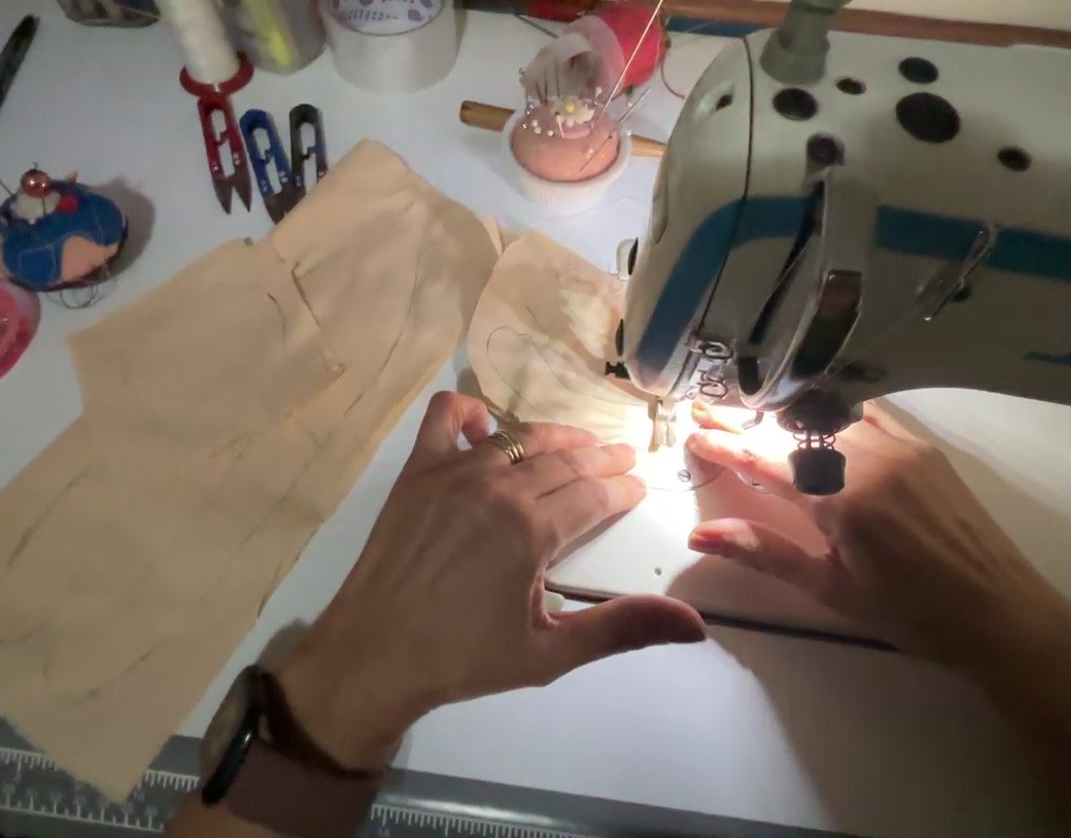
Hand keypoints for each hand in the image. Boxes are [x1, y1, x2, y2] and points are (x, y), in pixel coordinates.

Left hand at [261, 392, 705, 769]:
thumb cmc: (465, 658)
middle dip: (601, 457)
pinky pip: (445, 417)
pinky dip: (471, 412)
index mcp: (532, 530)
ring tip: (580, 442)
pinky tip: (488, 427)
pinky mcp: (418, 469)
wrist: (375, 655)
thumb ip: (622, 629)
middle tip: (623, 456)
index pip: (595, 494)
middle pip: (565, 460)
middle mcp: (498, 488)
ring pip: (520, 436)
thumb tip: (695, 622)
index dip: (623, 487)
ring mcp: (454, 472)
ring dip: (556, 436)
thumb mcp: (550, 654)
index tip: (638, 485)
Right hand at [686, 401, 1070, 692]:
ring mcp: (897, 446)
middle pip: (790, 429)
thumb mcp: (831, 590)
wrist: (1004, 614)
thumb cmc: (911, 613)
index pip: (766, 459)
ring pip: (824, 416)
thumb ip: (764, 553)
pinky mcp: (920, 446)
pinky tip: (811, 408)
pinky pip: (865, 413)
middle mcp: (866, 457)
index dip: (726, 445)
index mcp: (841, 497)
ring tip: (748, 411)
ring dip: (782, 414)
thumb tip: (701, 533)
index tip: (694, 434)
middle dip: (744, 420)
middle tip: (706, 409)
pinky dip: (830, 410)